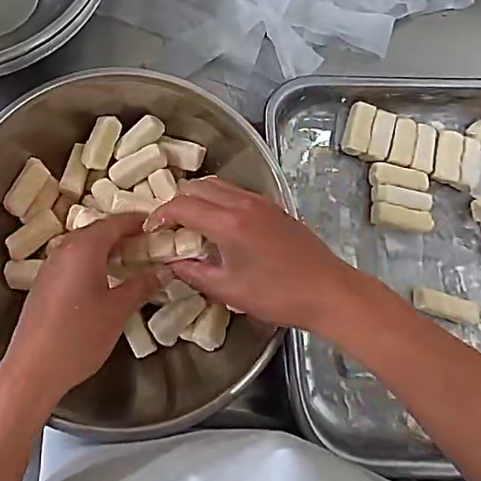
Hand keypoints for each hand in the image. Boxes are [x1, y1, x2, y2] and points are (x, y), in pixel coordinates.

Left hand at [0, 212, 160, 405]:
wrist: (33, 370)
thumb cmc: (78, 338)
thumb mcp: (117, 310)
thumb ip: (141, 285)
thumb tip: (162, 271)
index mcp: (84, 248)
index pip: (115, 222)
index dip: (139, 221)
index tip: (159, 225)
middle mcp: (64, 250)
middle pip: (99, 231)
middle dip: (125, 234)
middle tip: (150, 243)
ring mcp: (51, 266)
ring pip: (85, 246)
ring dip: (109, 249)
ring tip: (134, 260)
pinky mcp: (45, 283)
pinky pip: (74, 261)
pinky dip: (93, 262)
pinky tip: (107, 279)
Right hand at [145, 177, 377, 333]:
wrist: (329, 291)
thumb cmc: (278, 295)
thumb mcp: (229, 290)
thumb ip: (193, 273)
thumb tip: (170, 262)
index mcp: (229, 223)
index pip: (182, 205)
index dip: (160, 215)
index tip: (152, 231)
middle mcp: (243, 203)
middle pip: (197, 187)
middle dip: (176, 203)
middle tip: (169, 227)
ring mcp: (260, 201)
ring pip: (217, 185)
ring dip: (197, 199)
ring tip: (191, 225)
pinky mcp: (272, 206)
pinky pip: (235, 192)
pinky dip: (217, 201)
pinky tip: (219, 226)